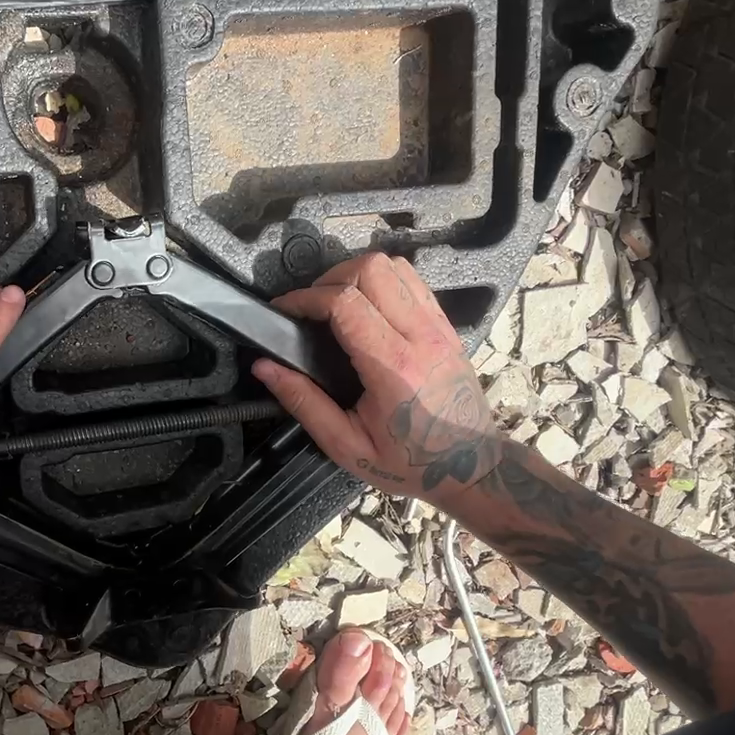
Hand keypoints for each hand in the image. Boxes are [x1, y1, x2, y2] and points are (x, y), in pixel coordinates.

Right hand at [252, 255, 501, 505]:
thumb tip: (264, 367)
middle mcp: (420, 336)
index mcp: (392, 366)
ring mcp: (438, 326)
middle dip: (329, 279)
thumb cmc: (408, 463)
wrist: (470, 469)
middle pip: (370, 268)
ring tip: (335, 303)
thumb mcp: (345, 445)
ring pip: (394, 266)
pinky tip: (365, 307)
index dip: (305, 298)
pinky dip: (381, 282)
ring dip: (357, 275)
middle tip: (309, 307)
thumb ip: (303, 402)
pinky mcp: (446, 326)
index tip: (283, 310)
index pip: (344, 301)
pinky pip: (411, 281)